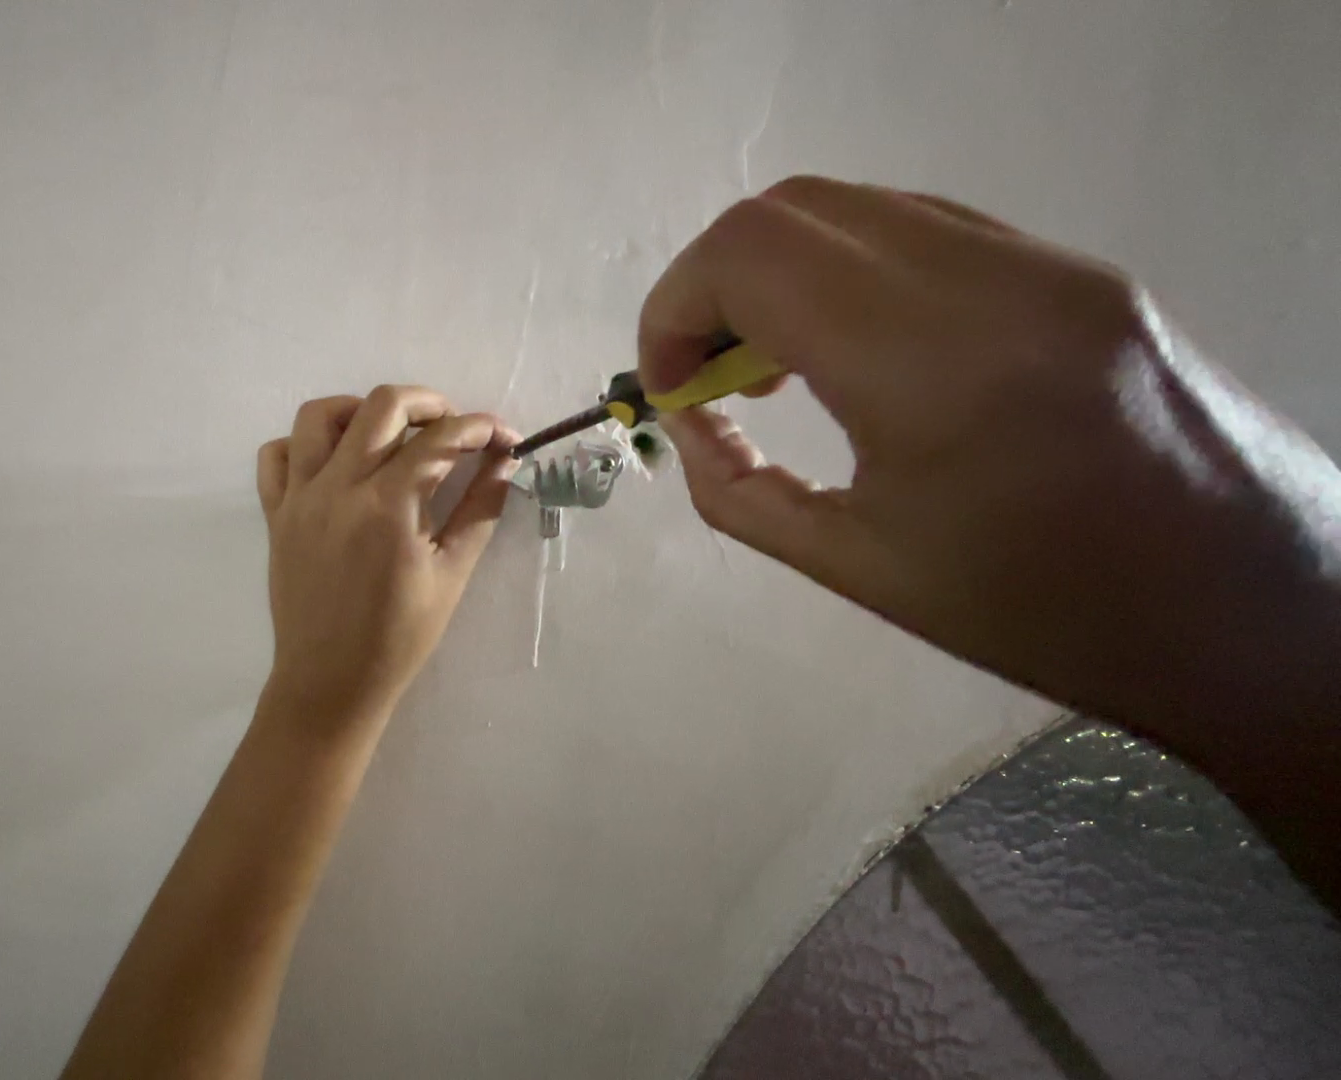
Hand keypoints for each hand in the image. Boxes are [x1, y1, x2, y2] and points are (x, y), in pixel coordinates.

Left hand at [256, 386, 519, 728]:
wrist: (330, 681)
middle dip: (429, 402)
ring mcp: (299, 498)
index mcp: (388, 506)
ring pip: (318, 416)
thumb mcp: (451, 575)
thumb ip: (479, 510)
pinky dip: (304, 444)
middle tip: (453, 426)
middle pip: (381, 406)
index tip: (503, 437)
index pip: (441, 439)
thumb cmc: (398, 637)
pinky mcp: (276, 514)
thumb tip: (504, 462)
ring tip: (389, 434)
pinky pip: (276, 455)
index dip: (481, 427)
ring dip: (360, 410)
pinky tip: (334, 463)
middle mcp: (338, 488)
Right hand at [638, 176, 1340, 730]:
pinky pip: (910, 233)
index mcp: (932, 365)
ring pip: (848, 209)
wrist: (1262, 613)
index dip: (671, 311)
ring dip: (770, 279)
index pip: (750, 256)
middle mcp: (994, 279)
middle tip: (703, 380)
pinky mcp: (1070, 269)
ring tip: (764, 373)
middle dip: (708, 290)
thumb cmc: (1037, 613)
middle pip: (787, 212)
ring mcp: (1044, 262)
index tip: (666, 389)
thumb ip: (735, 488)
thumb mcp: (850, 565)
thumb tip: (688, 420)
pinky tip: (839, 357)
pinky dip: (834, 277)